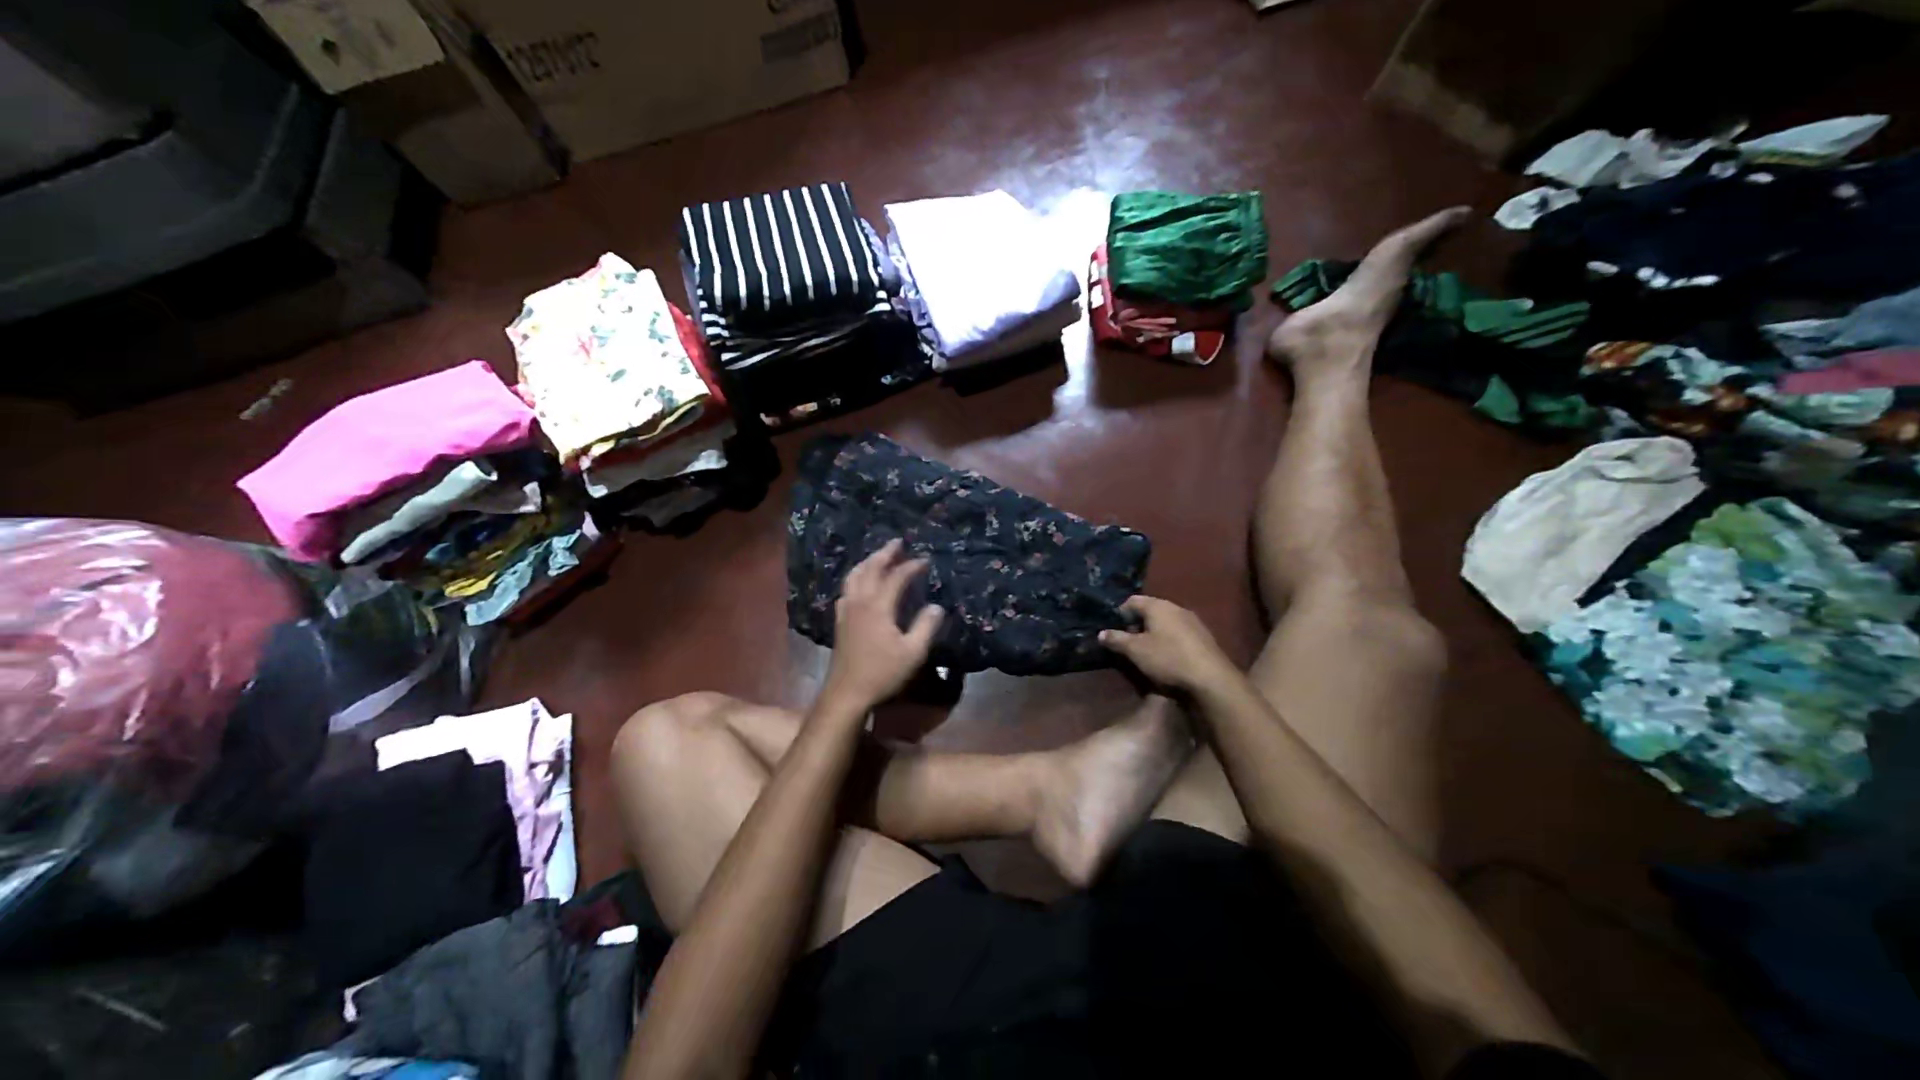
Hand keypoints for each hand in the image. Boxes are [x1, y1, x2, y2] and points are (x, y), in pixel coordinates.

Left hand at [822, 540, 944, 708]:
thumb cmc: (882, 673)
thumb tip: (936, 606)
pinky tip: (860, 583)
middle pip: (870, 569)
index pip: (896, 577)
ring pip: (854, 576)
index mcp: (878, 606)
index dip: (911, 567)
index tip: (925, 561)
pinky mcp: (840, 620)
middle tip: (898, 542)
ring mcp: (847, 610)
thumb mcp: (913, 653)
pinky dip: (856, 577)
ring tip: (879, 556)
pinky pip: (847, 589)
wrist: (847, 692)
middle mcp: (860, 602)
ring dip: (868, 562)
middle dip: (885, 554)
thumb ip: (926, 626)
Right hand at [1100, 595, 1235, 692]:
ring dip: (1153, 632)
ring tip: (1146, 650)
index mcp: (1158, 606)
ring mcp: (1192, 620)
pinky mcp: (1202, 635)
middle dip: (1136, 623)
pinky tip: (1167, 655)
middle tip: (1128, 642)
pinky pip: (1178, 631)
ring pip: (1165, 621)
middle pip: (1150, 609)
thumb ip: (1117, 640)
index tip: (1113, 630)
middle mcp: (1175, 607)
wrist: (1210, 676)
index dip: (1119, 613)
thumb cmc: (1168, 658)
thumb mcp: (1136, 651)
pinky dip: (1168, 638)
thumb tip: (1101, 633)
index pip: (1132, 600)